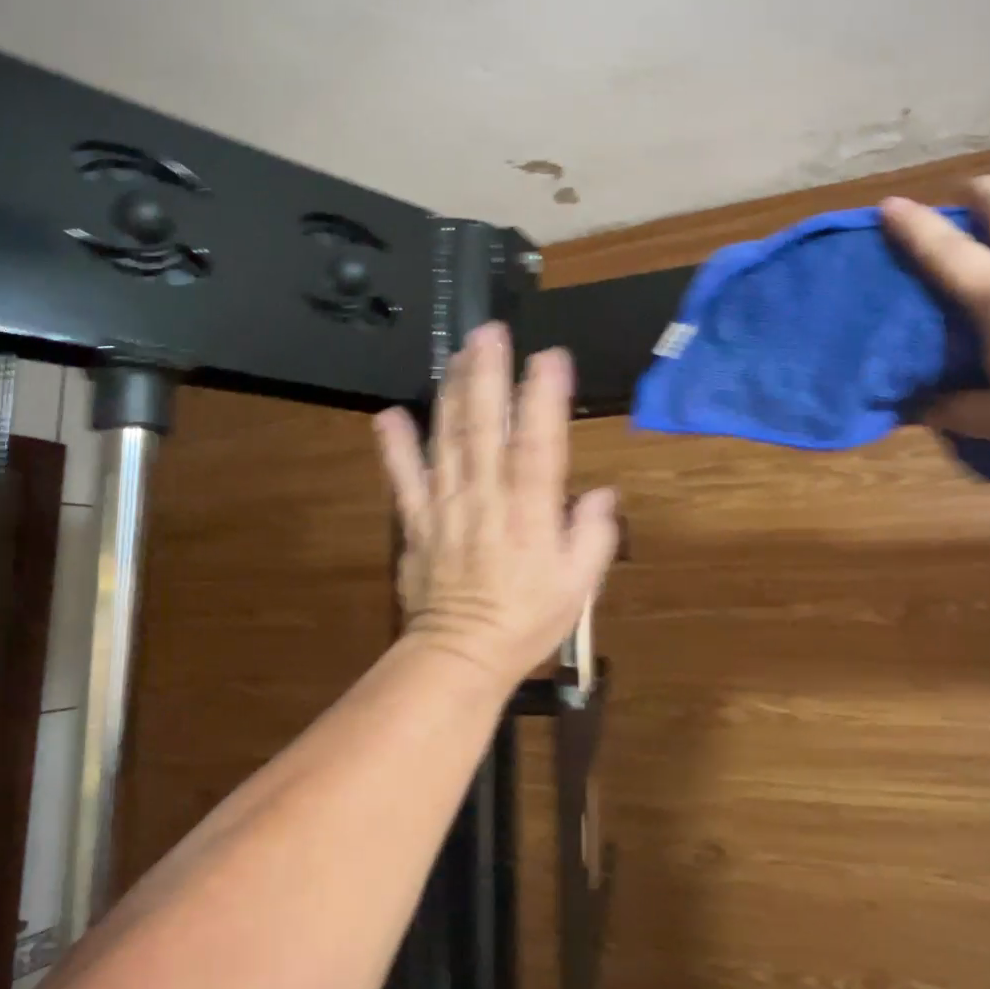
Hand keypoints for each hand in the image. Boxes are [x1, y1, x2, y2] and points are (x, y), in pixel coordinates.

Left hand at [373, 322, 618, 687]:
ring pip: (448, 441)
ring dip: (452, 394)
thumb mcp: (579, 585)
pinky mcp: (418, 523)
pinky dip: (395, 447)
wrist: (461, 657)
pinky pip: (405, 480)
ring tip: (457, 353)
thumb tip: (600, 494)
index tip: (549, 357)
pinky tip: (389, 415)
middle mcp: (487, 499)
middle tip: (488, 332)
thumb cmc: (527, 621)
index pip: (539, 446)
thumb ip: (593, 535)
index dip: (544, 399)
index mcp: (531, 514)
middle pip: (486, 429)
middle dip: (488, 376)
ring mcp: (447, 508)